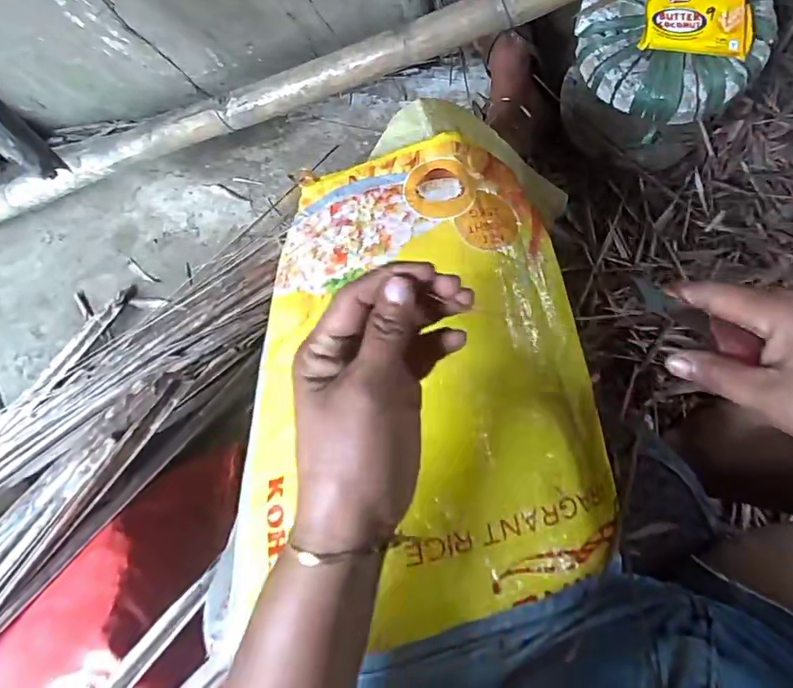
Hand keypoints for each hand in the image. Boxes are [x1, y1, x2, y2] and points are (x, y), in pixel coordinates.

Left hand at [291, 263, 471, 552]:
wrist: (359, 520)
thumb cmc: (354, 450)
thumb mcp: (370, 386)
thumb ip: (386, 331)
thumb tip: (400, 281)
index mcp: (326, 347)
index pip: (358, 296)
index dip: (393, 278)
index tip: (431, 272)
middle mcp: (348, 351)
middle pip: (385, 306)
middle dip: (420, 293)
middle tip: (458, 289)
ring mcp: (374, 369)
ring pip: (405, 326)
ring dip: (434, 312)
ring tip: (466, 304)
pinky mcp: (396, 387)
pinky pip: (417, 353)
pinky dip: (436, 343)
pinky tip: (458, 340)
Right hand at [662, 283, 792, 470]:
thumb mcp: (767, 398)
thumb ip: (716, 374)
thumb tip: (672, 358)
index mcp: (779, 309)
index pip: (718, 294)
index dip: (686, 294)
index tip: (657, 293)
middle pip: (739, 305)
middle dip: (722, 333)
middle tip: (721, 371)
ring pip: (761, 318)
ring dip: (746, 343)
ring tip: (755, 382)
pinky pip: (783, 325)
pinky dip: (767, 345)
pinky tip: (778, 377)